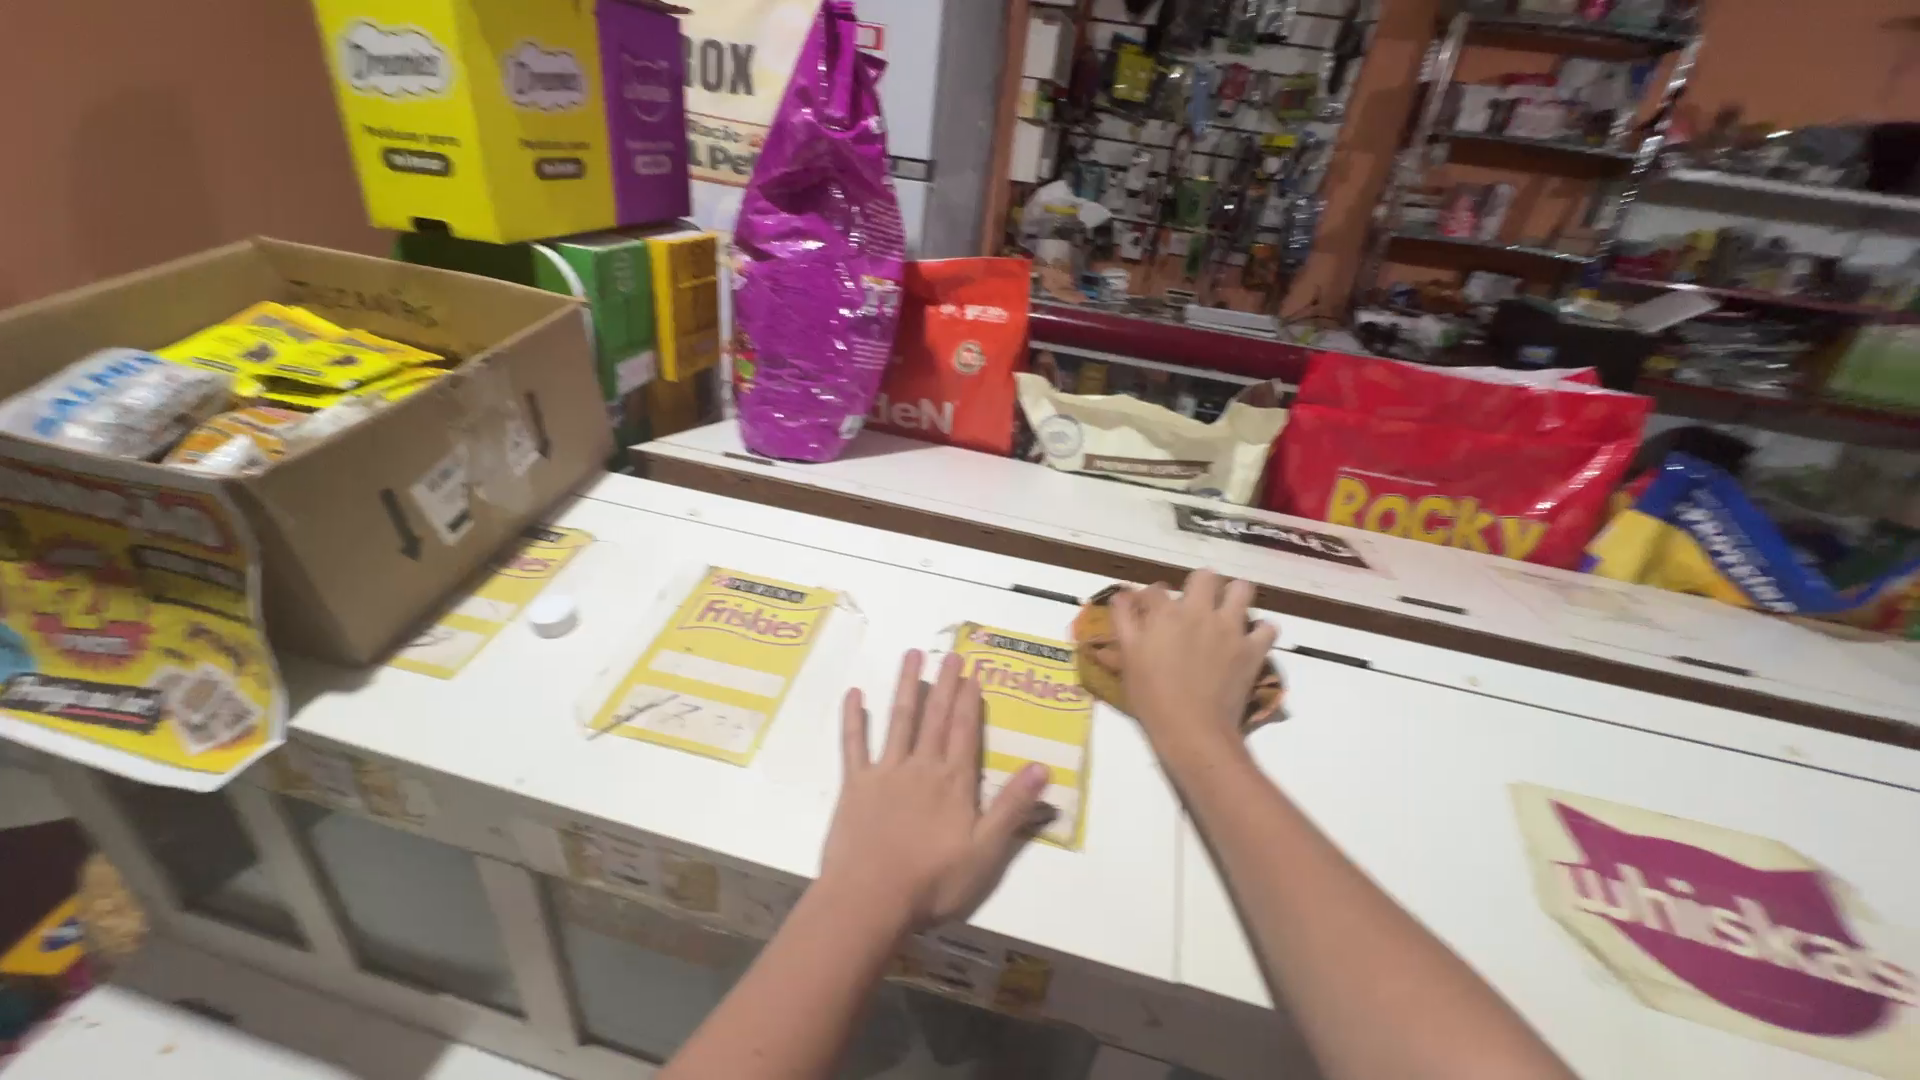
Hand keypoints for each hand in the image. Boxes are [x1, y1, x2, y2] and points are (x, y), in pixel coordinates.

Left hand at [819, 649, 1049, 930]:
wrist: (870, 898)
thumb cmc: (933, 881)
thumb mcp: (986, 851)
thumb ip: (1012, 807)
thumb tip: (1042, 767)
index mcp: (953, 783)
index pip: (965, 732)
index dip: (969, 701)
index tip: (972, 671)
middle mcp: (921, 768)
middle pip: (935, 718)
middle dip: (944, 684)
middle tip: (950, 652)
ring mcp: (885, 772)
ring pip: (899, 720)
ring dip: (906, 686)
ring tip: (911, 654)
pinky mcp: (855, 785)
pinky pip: (853, 745)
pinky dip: (853, 719)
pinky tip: (853, 694)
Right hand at [1111, 569, 1276, 766]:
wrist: (1193, 730)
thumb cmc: (1152, 697)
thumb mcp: (1128, 658)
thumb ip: (1124, 622)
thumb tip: (1121, 596)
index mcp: (1166, 613)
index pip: (1155, 589)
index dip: (1150, 597)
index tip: (1147, 609)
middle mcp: (1200, 612)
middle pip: (1206, 576)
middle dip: (1200, 585)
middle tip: (1194, 604)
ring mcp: (1231, 629)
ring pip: (1243, 590)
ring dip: (1235, 596)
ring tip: (1227, 612)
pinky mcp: (1253, 649)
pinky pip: (1268, 627)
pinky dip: (1260, 630)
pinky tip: (1250, 639)